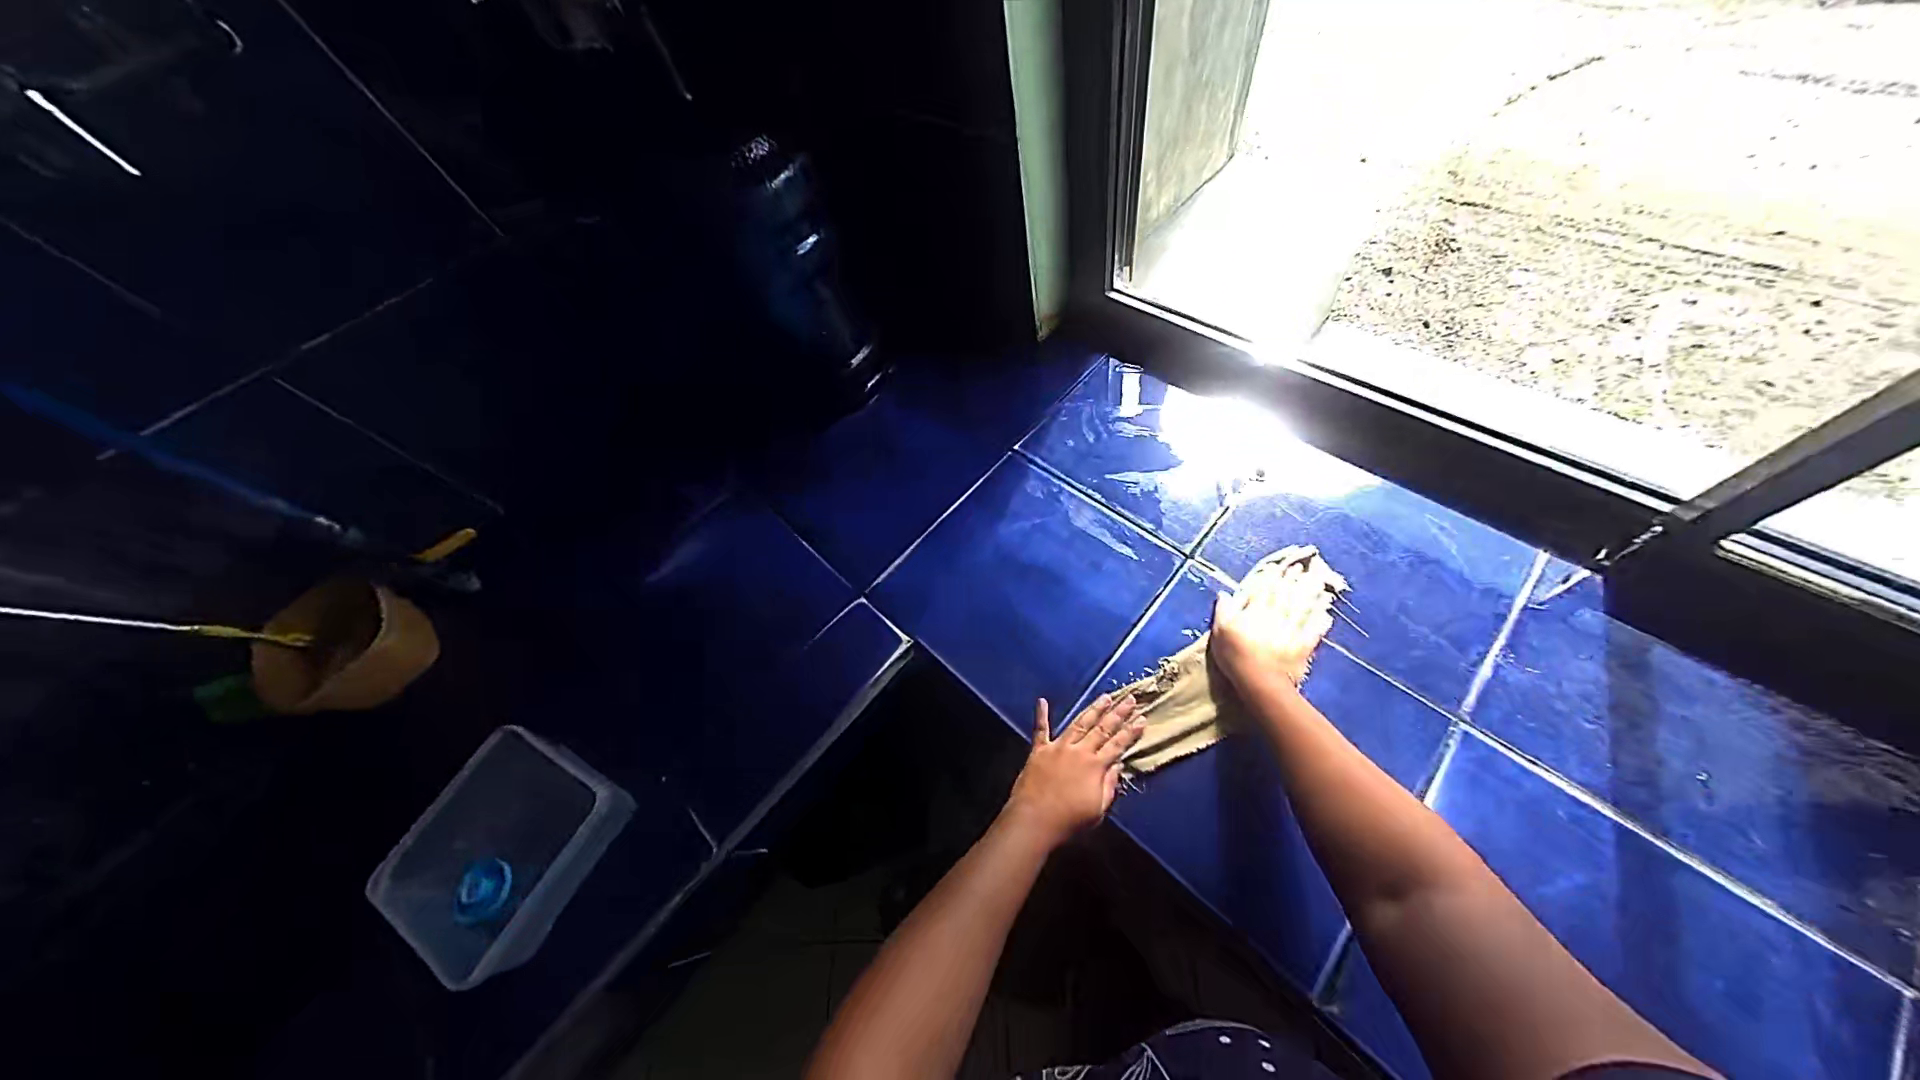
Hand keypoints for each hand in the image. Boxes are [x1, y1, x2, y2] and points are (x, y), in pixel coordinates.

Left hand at [1002, 695, 1142, 848]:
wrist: (1034, 819)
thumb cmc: (1070, 820)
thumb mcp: (1098, 809)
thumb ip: (1109, 785)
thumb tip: (1117, 765)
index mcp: (1095, 766)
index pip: (1117, 744)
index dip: (1130, 731)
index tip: (1141, 718)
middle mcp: (1079, 751)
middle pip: (1102, 728)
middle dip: (1117, 713)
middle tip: (1129, 698)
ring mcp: (1058, 748)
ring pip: (1078, 723)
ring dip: (1092, 709)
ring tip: (1104, 697)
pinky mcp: (1039, 750)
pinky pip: (1041, 729)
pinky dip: (1042, 715)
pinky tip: (1042, 701)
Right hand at [1210, 555, 1335, 693]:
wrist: (1260, 682)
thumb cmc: (1235, 656)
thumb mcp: (1220, 632)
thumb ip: (1223, 611)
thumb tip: (1225, 594)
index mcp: (1256, 612)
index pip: (1264, 590)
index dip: (1272, 577)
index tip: (1278, 566)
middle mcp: (1277, 617)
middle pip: (1286, 595)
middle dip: (1293, 581)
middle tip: (1301, 568)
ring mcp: (1292, 631)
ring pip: (1303, 609)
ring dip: (1311, 595)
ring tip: (1319, 583)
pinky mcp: (1303, 646)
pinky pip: (1314, 630)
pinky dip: (1322, 621)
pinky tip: (1328, 613)